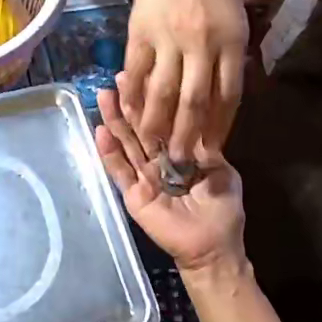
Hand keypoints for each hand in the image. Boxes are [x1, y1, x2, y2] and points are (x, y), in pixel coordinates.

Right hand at [97, 83, 245, 279]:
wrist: (213, 247)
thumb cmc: (222, 211)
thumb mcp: (220, 171)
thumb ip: (205, 147)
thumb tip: (194, 117)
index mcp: (180, 155)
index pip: (164, 122)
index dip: (155, 100)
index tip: (148, 74)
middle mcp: (158, 163)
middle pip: (141, 129)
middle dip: (130, 104)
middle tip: (117, 78)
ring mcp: (143, 178)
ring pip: (127, 145)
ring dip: (115, 121)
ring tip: (103, 97)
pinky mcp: (134, 195)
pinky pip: (120, 172)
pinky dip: (109, 153)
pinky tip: (100, 132)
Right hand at [124, 0, 247, 164]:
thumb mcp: (235, 18)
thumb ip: (229, 58)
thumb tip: (220, 101)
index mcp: (232, 41)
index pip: (228, 96)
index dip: (219, 129)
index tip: (211, 153)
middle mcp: (202, 43)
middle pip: (194, 102)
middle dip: (186, 137)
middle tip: (179, 161)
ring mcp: (168, 39)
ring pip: (161, 93)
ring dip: (155, 124)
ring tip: (151, 145)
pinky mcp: (140, 34)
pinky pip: (135, 73)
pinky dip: (131, 96)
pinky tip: (128, 113)